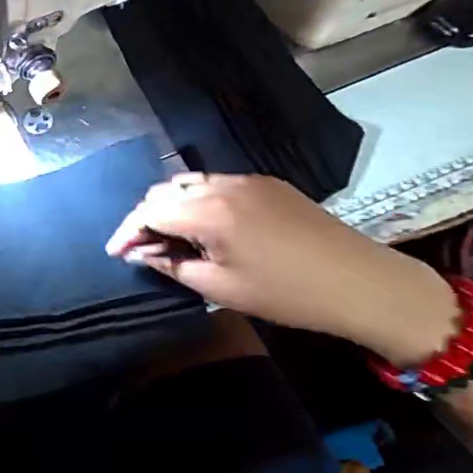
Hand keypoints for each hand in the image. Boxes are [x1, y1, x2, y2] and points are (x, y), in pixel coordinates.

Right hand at [105, 173, 459, 362]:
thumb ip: (174, 266)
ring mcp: (249, 179)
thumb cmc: (284, 293)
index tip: (116, 253)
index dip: (128, 231)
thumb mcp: (221, 288)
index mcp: (209, 211)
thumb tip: (143, 253)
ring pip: (193, 182)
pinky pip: (220, 184)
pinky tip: (206, 225)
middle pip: (167, 190)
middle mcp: (224, 184)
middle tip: (143, 249)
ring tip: (170, 236)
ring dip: (173, 205)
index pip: (150, 210)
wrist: (356, 280)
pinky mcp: (269, 183)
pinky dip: (200, 200)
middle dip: (147, 216)